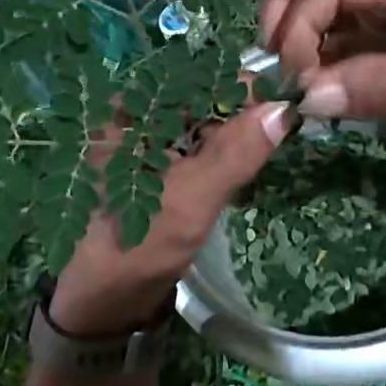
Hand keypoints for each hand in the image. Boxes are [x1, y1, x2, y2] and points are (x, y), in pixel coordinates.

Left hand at [50, 101, 294, 335]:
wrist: (101, 304)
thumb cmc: (136, 246)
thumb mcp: (191, 198)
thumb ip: (235, 153)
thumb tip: (283, 110)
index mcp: (127, 114)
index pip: (192, 81)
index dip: (239, 86)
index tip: (283, 100)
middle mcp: (132, 119)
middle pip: (197, 98)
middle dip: (241, 108)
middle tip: (283, 123)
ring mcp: (141, 144)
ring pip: (199, 122)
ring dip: (235, 130)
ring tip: (272, 136)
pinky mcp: (152, 168)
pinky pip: (193, 145)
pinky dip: (221, 149)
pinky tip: (244, 158)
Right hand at [260, 0, 385, 127]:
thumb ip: (377, 86)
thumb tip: (306, 98)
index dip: (297, 22)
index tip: (293, 74)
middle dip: (288, 12)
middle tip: (271, 58)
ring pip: (335, 3)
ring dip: (306, 34)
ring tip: (293, 73)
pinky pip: (356, 32)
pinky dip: (331, 53)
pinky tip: (323, 80)